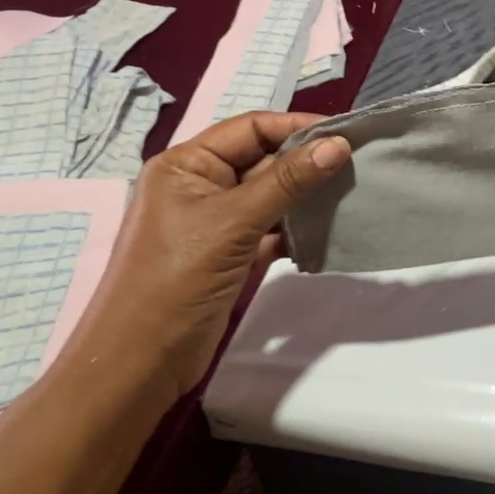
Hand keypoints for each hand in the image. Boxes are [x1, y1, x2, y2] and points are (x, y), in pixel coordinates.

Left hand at [66, 111, 350, 399]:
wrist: (138, 366)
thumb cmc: (177, 280)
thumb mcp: (235, 223)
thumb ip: (288, 180)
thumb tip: (338, 144)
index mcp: (187, 164)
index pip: (250, 127)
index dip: (297, 127)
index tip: (345, 134)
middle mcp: (199, 184)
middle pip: (263, 158)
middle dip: (306, 161)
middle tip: (356, 165)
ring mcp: (215, 220)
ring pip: (271, 193)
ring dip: (305, 195)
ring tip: (349, 193)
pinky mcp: (229, 252)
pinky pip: (270, 225)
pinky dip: (295, 226)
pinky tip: (326, 229)